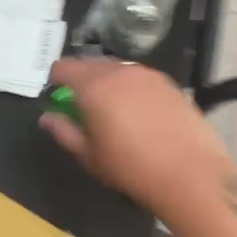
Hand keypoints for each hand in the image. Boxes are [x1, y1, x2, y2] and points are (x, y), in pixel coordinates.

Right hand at [40, 58, 231, 211]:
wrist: (189, 172)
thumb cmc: (130, 167)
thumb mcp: (88, 155)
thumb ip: (64, 131)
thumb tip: (48, 117)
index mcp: (94, 87)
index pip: (64, 68)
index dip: (55, 80)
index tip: (56, 98)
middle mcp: (120, 71)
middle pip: (90, 63)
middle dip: (80, 79)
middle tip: (80, 105)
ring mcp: (148, 75)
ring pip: (117, 68)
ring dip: (105, 81)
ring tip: (109, 109)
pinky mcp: (169, 84)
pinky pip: (138, 77)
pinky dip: (128, 87)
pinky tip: (135, 112)